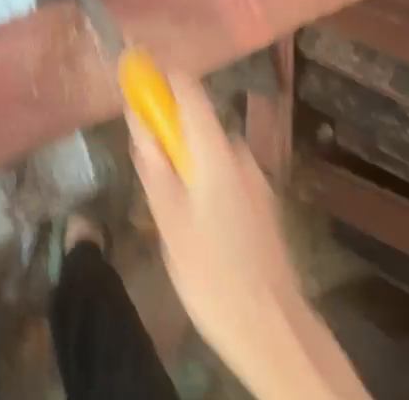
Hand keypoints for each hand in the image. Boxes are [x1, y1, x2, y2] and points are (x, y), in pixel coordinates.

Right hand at [128, 74, 303, 357]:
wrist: (271, 327)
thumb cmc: (211, 272)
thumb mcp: (168, 221)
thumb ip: (153, 165)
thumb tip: (138, 120)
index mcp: (216, 152)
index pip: (190, 91)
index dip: (162, 82)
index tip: (136, 87)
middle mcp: (242, 155)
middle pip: (200, 124)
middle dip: (171, 137)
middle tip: (147, 175)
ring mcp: (257, 180)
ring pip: (213, 154)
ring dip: (189, 166)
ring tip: (171, 213)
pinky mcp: (264, 204)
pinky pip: (227, 177)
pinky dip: (207, 184)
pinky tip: (200, 229)